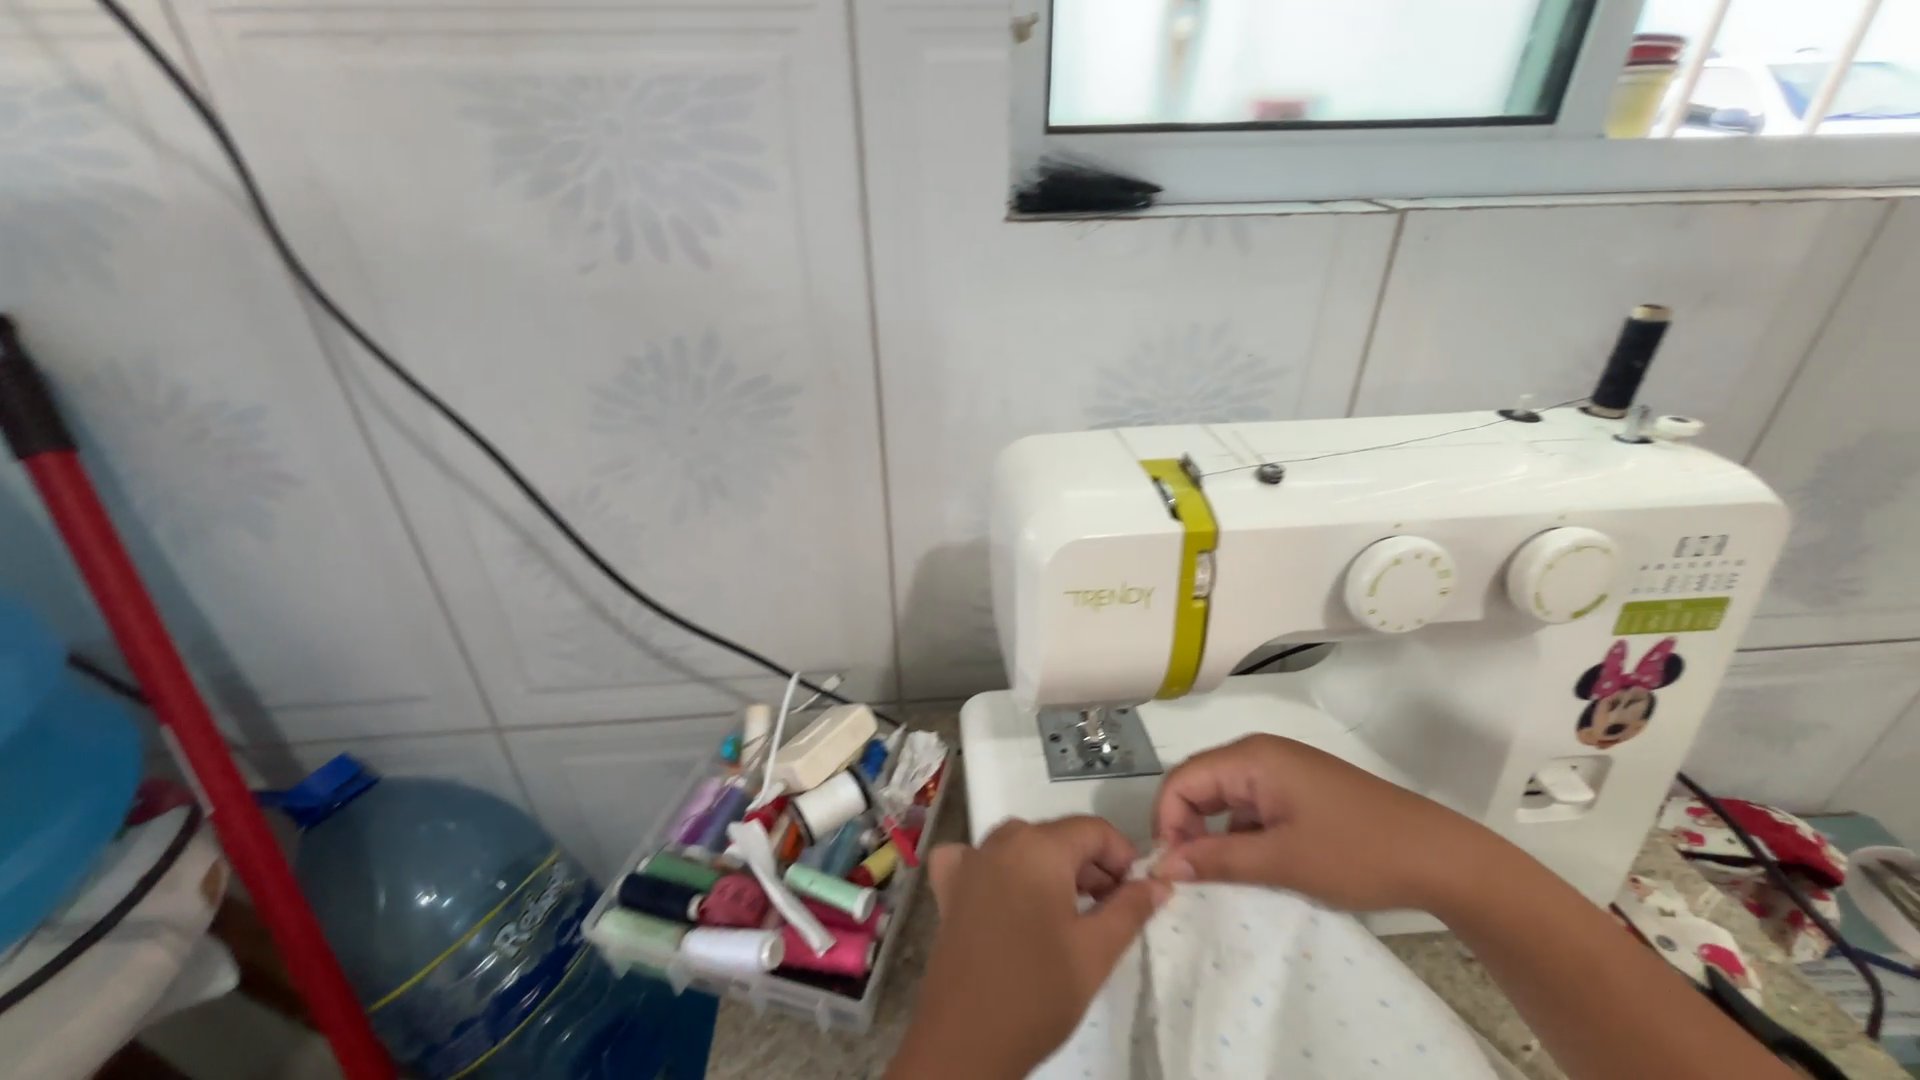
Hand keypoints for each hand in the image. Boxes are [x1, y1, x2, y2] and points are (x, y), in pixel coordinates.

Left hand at [890, 817, 1169, 1078]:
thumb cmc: (1038, 992)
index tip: (1135, 893)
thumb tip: (1157, 883)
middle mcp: (1000, 842)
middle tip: (1108, 910)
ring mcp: (969, 864)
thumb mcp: (1096, 951)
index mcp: (1038, 848)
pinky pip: (974, 859)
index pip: (1093, 829)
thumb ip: (1130, 908)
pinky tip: (1004, 895)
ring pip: (1020, 845)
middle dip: (1089, 864)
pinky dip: (995, 867)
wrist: (965, 1041)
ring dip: (1050, 866)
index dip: (1122, 856)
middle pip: (1056, 835)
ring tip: (1068, 911)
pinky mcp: (947, 890)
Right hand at [1151, 735, 1496, 914]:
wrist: (1441, 858)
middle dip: (1185, 828)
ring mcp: (1282, 772)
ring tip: (1217, 878)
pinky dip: (1239, 836)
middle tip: (1188, 878)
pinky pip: (1250, 808)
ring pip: (1224, 799)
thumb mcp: (1281, 861)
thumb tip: (1163, 865)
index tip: (1171, 870)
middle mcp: (1261, 754)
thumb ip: (1216, 859)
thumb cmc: (1358, 852)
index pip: (1182, 780)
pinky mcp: (1299, 792)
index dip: (1166, 821)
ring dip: (1212, 835)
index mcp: (1252, 757)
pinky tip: (1250, 868)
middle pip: (1199, 784)